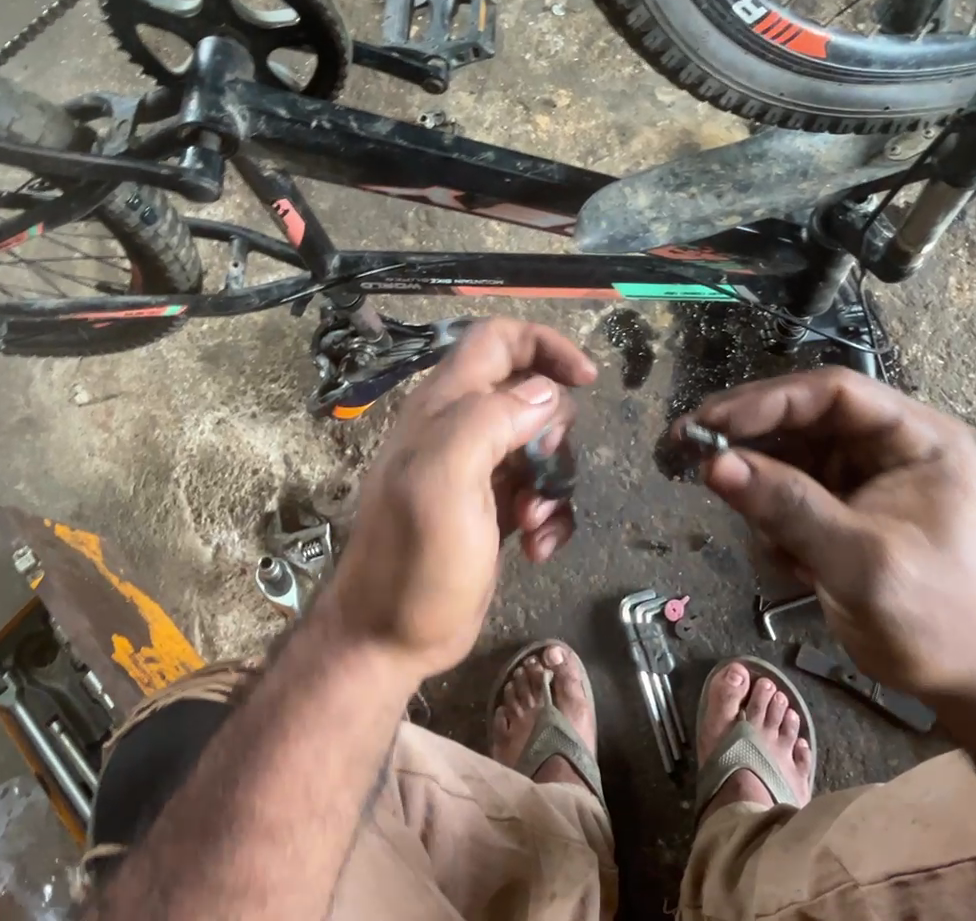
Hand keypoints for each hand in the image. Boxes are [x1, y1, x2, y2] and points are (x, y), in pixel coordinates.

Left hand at [324, 319, 596, 681]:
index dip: (545, 346)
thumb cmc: (416, 558)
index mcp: (444, 408)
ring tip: (535, 524)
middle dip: (554, 433)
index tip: (585, 380)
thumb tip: (545, 393)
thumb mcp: (446, 479)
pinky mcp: (491, 511)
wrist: (391, 636)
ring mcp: (476, 472)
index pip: (497, 340)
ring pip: (541, 448)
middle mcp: (459, 430)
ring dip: (553, 485)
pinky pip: (539, 492)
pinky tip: (536, 549)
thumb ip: (491, 421)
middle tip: (544, 472)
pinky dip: (549, 517)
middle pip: (530, 397)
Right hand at [683, 367, 975, 699]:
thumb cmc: (942, 619)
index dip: (765, 402)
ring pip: (786, 461)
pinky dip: (775, 527)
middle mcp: (887, 448)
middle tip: (687, 453)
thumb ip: (788, 508)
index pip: (832, 393)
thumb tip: (713, 464)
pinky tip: (796, 567)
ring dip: (764, 498)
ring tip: (778, 548)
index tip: (708, 424)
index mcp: (916, 438)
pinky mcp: (844, 513)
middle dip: (749, 444)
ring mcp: (863, 481)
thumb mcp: (861, 561)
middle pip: (801, 421)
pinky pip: (788, 499)